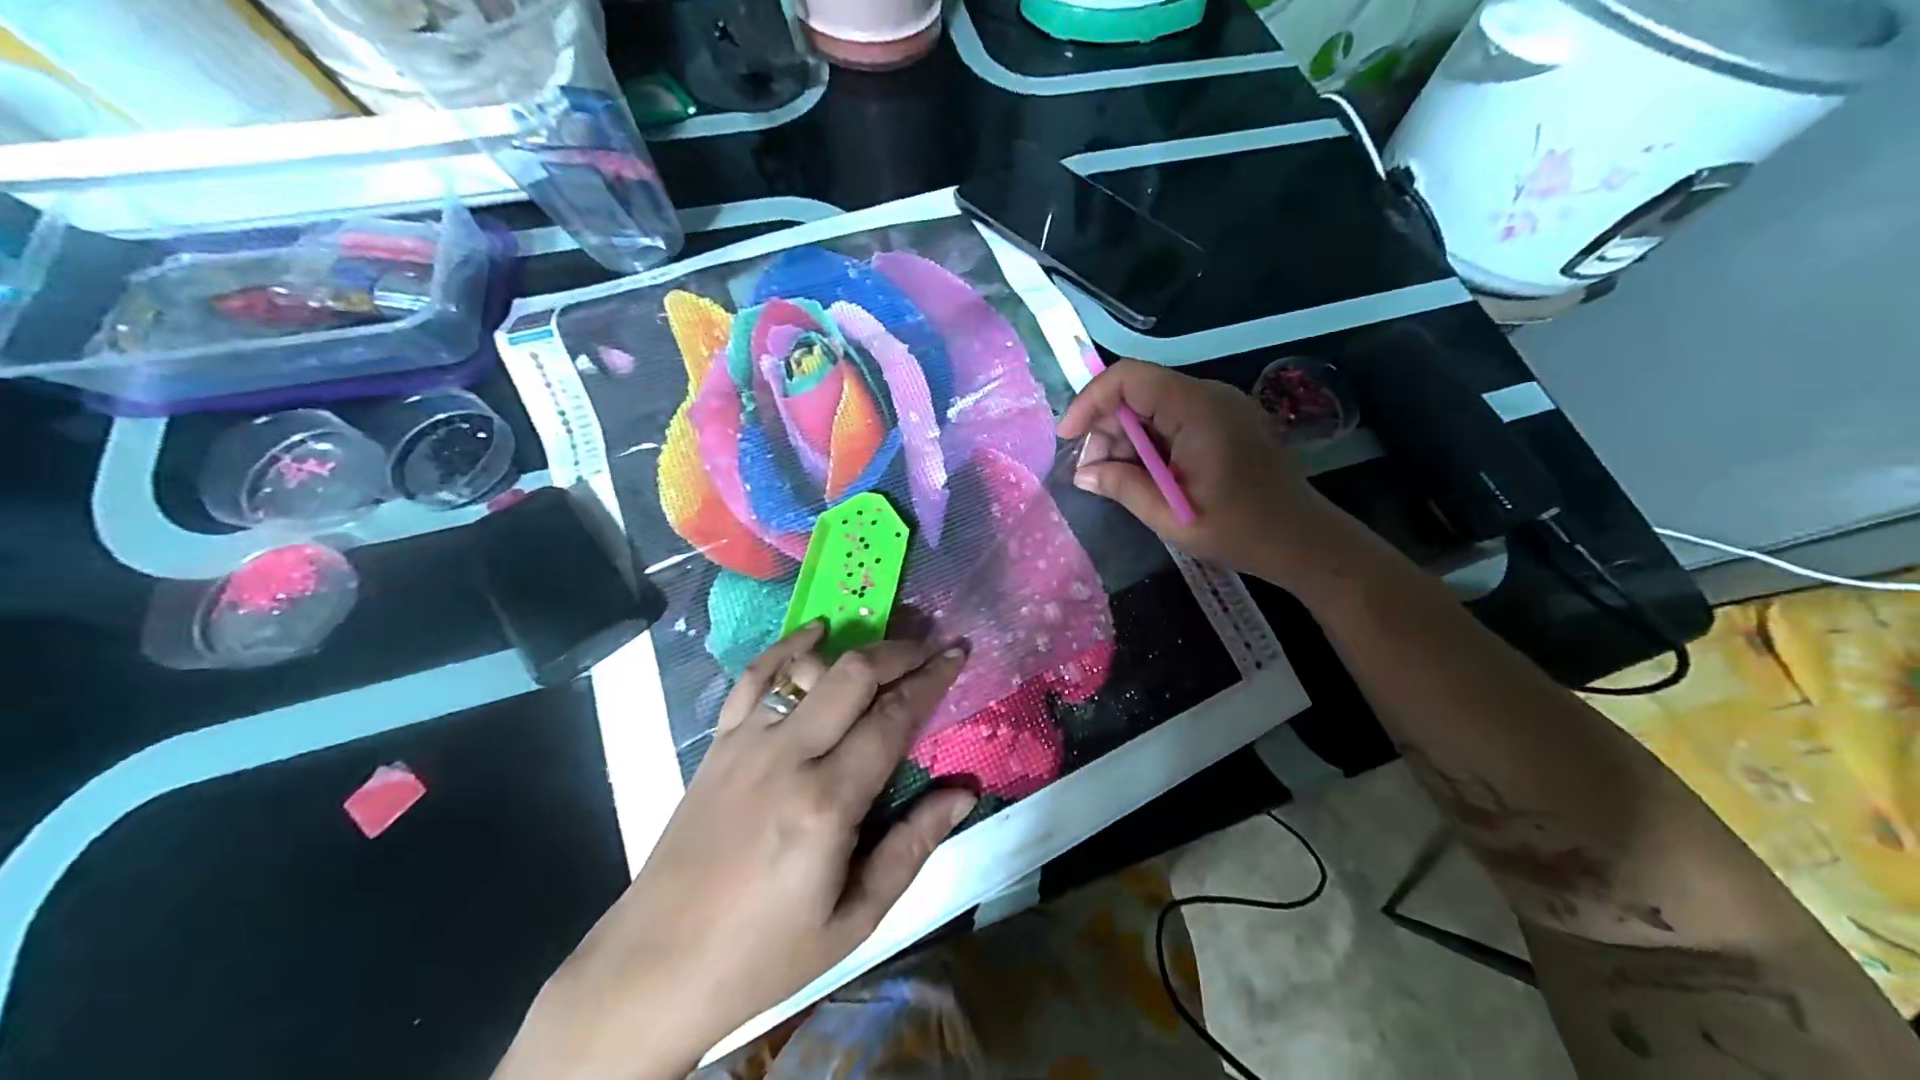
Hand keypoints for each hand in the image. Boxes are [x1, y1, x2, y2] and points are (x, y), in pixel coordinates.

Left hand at [494, 622, 977, 1079]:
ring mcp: (746, 744)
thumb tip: (965, 790)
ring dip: (854, 650)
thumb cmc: (766, 952)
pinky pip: (753, 679)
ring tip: (888, 648)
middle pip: (853, 676)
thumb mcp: (856, 916)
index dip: (931, 680)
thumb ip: (913, 844)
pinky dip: (786, 648)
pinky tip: (813, 633)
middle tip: (931, 648)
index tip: (957, 654)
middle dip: (900, 653)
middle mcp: (787, 756)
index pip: (892, 718)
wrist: (658, 965)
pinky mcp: (719, 745)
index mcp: (827, 801)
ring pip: (808, 669)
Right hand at [1056, 359, 1353, 587]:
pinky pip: (1171, 419)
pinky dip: (1148, 444)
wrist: (1303, 540)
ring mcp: (1218, 407)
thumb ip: (1123, 486)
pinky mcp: (1222, 422)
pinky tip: (1142, 476)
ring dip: (1125, 440)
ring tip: (1115, 480)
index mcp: (1197, 410)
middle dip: (1105, 427)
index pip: (1130, 378)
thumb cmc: (1241, 530)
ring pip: (1151, 407)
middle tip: (1092, 472)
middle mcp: (1208, 396)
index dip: (1091, 400)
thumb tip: (1083, 473)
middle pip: (1138, 391)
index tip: (1069, 437)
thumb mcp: (1171, 516)